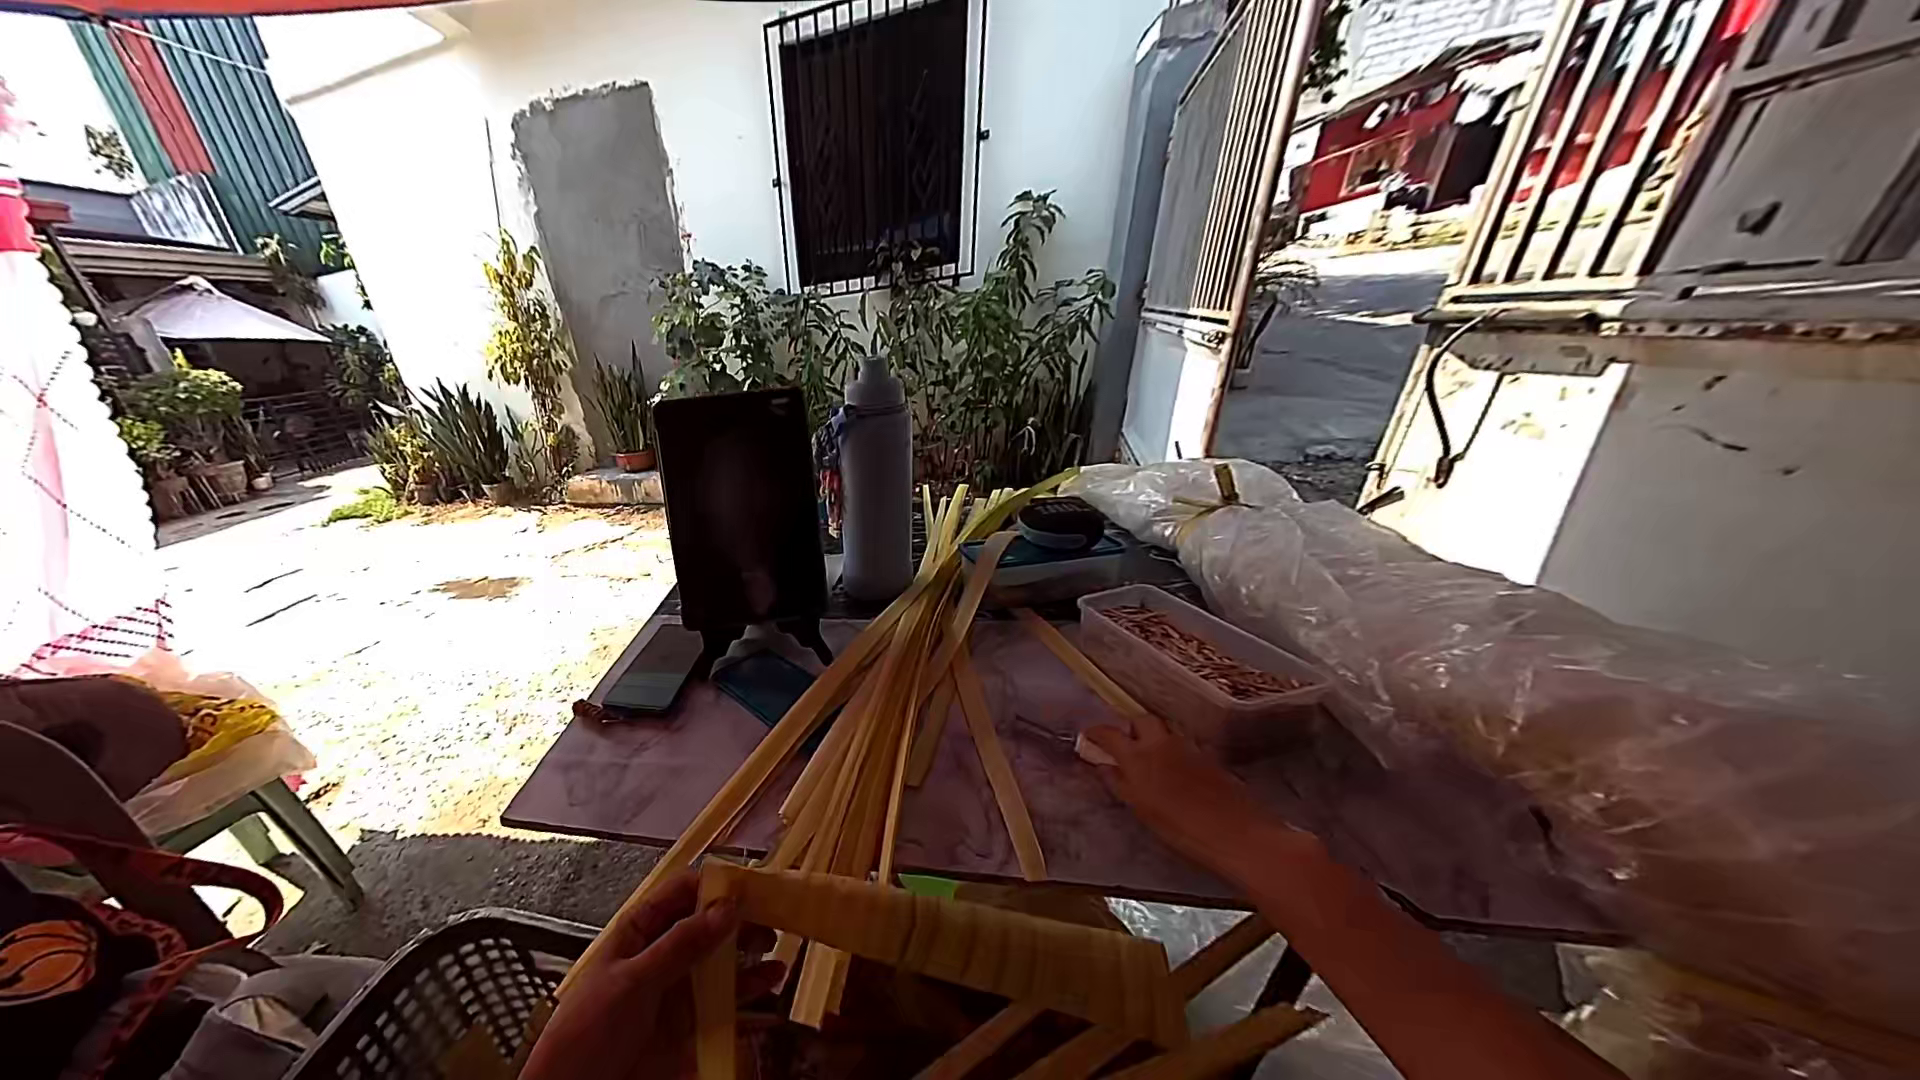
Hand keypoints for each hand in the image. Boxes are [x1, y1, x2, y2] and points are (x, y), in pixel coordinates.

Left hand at [522, 871, 784, 1079]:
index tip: (749, 890)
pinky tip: (770, 987)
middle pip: (710, 922)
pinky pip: (726, 1000)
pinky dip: (750, 992)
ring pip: (724, 959)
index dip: (715, 886)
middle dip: (742, 919)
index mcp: (640, 931)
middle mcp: (664, 952)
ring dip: (751, 953)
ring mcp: (679, 988)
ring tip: (777, 954)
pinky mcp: (690, 1023)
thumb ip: (681, 944)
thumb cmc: (585, 1036)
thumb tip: (728, 907)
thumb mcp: (631, 983)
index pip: (684, 891)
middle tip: (772, 920)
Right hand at [1083, 716, 1317, 882]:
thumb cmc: (1181, 828)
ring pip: (1163, 730)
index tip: (1088, 736)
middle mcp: (1161, 742)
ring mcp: (1187, 746)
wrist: (1237, 833)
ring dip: (1152, 737)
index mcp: (1138, 755)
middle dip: (1130, 728)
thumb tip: (1103, 766)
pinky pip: (1181, 743)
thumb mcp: (1141, 809)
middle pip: (1140, 720)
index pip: (1110, 733)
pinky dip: (1171, 749)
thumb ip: (1119, 783)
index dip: (1096, 732)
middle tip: (1124, 746)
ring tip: (1149, 760)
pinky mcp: (1207, 756)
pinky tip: (1173, 772)